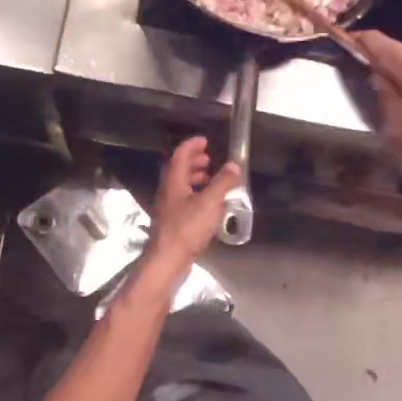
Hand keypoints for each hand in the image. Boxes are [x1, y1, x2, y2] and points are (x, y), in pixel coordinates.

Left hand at [142, 136, 241, 273]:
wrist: (167, 259)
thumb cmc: (187, 228)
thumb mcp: (209, 202)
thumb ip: (222, 183)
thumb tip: (234, 165)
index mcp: (173, 182)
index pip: (180, 155)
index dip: (191, 145)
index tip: (204, 141)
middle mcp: (167, 192)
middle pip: (178, 170)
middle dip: (193, 162)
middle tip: (209, 161)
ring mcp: (168, 208)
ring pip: (180, 187)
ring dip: (194, 180)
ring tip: (210, 181)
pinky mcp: (171, 223)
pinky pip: (183, 202)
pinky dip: (195, 196)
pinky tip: (208, 206)